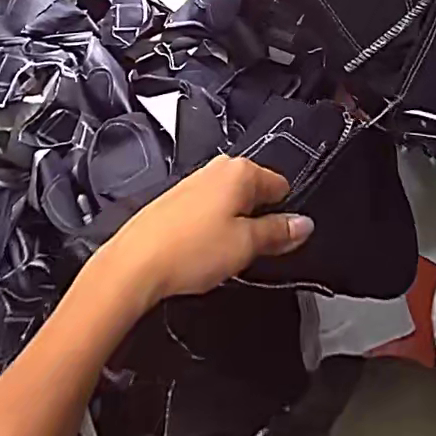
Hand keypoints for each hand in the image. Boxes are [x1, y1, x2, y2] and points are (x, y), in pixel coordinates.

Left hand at [95, 156, 313, 305]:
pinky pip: (207, 210)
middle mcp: (217, 169)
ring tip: (220, 256)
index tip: (279, 238)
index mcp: (241, 171)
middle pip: (255, 192)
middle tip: (248, 251)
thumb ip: (279, 232)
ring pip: (230, 203)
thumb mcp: (245, 246)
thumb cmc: (185, 251)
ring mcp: (195, 182)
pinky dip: (209, 229)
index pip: (281, 185)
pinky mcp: (177, 199)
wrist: (132, 266)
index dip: (284, 215)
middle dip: (256, 220)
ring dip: (232, 226)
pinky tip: (200, 253)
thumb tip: (302, 224)